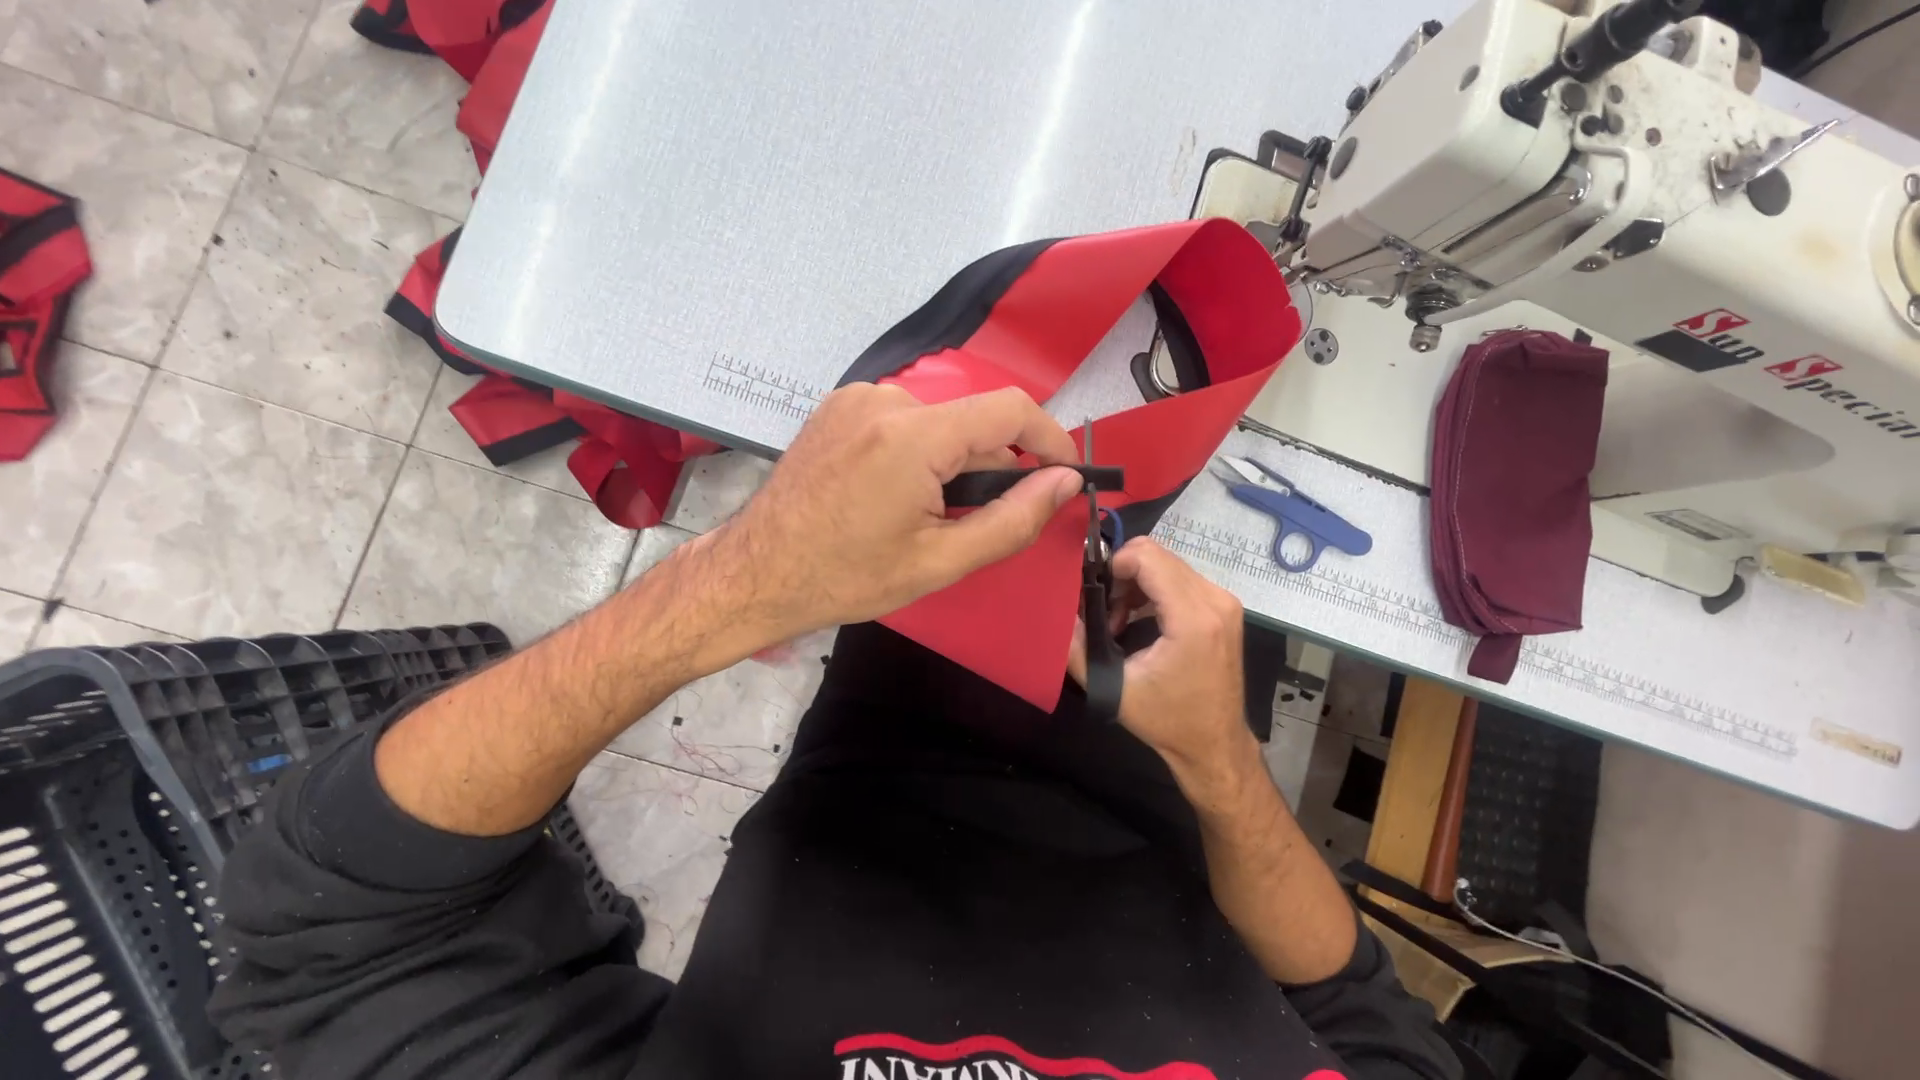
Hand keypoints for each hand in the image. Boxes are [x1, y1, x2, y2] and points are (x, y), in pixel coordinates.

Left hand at [722, 382, 1082, 634]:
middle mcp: (884, 398)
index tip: (1065, 473)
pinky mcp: (838, 406)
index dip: (1050, 438)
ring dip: (950, 463)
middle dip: (990, 468)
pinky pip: (903, 420)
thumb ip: (1012, 520)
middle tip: (975, 522)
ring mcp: (856, 398)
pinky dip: (917, 452)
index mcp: (911, 435)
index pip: (1010, 409)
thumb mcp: (939, 562)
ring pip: (939, 423)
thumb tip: (1064, 483)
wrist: (757, 572)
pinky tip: (893, 495)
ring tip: (923, 517)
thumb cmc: (846, 576)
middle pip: (971, 422)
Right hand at [1069, 538, 1254, 783]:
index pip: (1148, 557)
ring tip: (1119, 621)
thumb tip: (1057, 613)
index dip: (1114, 565)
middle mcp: (1215, 600)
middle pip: (1157, 555)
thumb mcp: (1113, 687)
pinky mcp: (1223, 607)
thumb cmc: (1166, 719)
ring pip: (1168, 563)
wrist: (1214, 743)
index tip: (1095, 595)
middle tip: (1104, 613)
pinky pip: (1181, 577)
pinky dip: (1154, 589)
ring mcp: (1224, 601)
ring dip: (1136, 583)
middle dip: (1122, 576)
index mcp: (1193, 619)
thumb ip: (1078, 648)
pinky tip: (1140, 620)